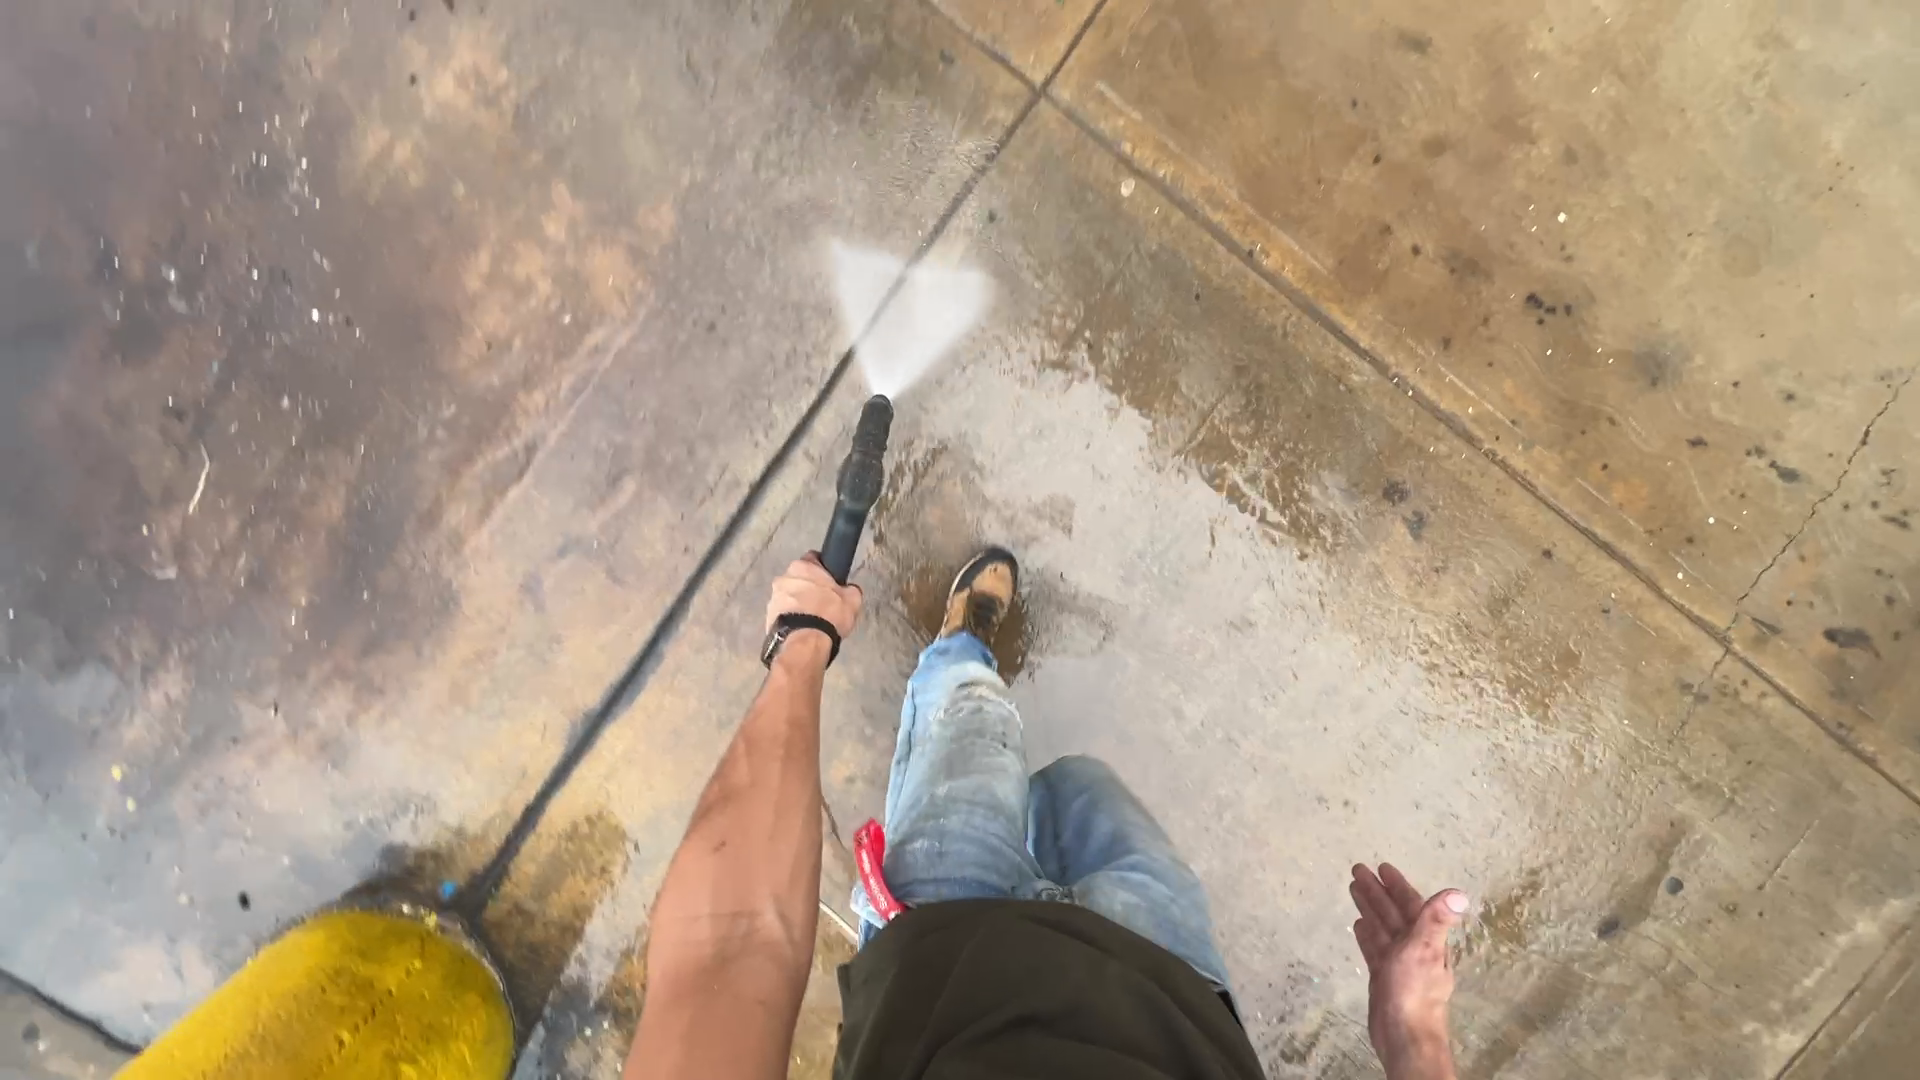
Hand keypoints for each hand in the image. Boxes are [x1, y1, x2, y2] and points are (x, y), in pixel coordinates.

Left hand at [765, 554, 862, 641]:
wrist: (805, 643)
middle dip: (808, 588)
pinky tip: (803, 629)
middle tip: (823, 602)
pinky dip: (791, 619)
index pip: (814, 559)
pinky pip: (782, 614)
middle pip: (799, 579)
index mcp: (803, 566)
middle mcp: (784, 578)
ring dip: (798, 604)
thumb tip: (849, 590)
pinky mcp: (767, 617)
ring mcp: (773, 598)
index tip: (830, 580)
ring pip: (789, 596)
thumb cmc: (828, 615)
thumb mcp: (853, 600)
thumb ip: (850, 589)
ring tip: (813, 620)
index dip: (823, 569)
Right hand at [1349, 864, 1466, 1079]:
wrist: (1404, 1036)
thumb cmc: (1414, 991)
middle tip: (1357, 869)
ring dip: (1369, 907)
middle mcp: (1414, 949)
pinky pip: (1374, 947)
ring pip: (1382, 928)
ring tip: (1353, 887)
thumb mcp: (1424, 951)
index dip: (1398, 886)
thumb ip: (1436, 921)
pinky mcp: (1384, 977)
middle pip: (1394, 914)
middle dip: (1377, 891)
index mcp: (1426, 941)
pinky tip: (1358, 924)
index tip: (1382, 867)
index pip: (1412, 906)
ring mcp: (1398, 963)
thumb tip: (1460, 893)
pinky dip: (1367, 934)